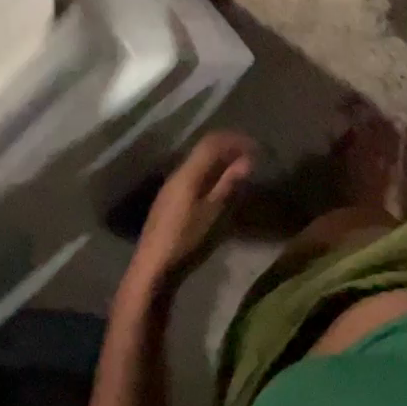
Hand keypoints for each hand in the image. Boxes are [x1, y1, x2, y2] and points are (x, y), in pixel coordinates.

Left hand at [123, 131, 256, 294]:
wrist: (153, 265)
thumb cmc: (185, 238)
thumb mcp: (212, 212)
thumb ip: (228, 184)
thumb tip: (246, 161)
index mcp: (188, 173)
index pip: (212, 143)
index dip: (234, 140)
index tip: (254, 146)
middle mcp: (177, 174)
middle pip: (204, 150)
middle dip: (228, 148)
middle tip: (250, 156)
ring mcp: (171, 186)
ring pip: (198, 163)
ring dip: (219, 161)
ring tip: (239, 170)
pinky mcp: (170, 199)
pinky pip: (194, 175)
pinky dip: (210, 174)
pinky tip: (220, 187)